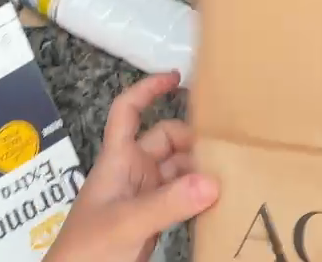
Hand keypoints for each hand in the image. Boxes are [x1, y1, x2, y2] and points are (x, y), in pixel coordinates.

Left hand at [45, 73, 219, 261]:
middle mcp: (131, 171)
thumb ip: (169, 203)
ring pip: (176, 170)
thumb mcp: (127, 223)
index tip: (177, 77)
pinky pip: (179, 199)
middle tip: (228, 148)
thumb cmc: (88, 251)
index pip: (128, 110)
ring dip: (199, 171)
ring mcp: (141, 197)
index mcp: (117, 159)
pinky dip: (197, 197)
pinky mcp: (150, 222)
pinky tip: (219, 201)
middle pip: (164, 140)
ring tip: (232, 174)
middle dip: (192, 140)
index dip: (148, 89)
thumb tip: (214, 180)